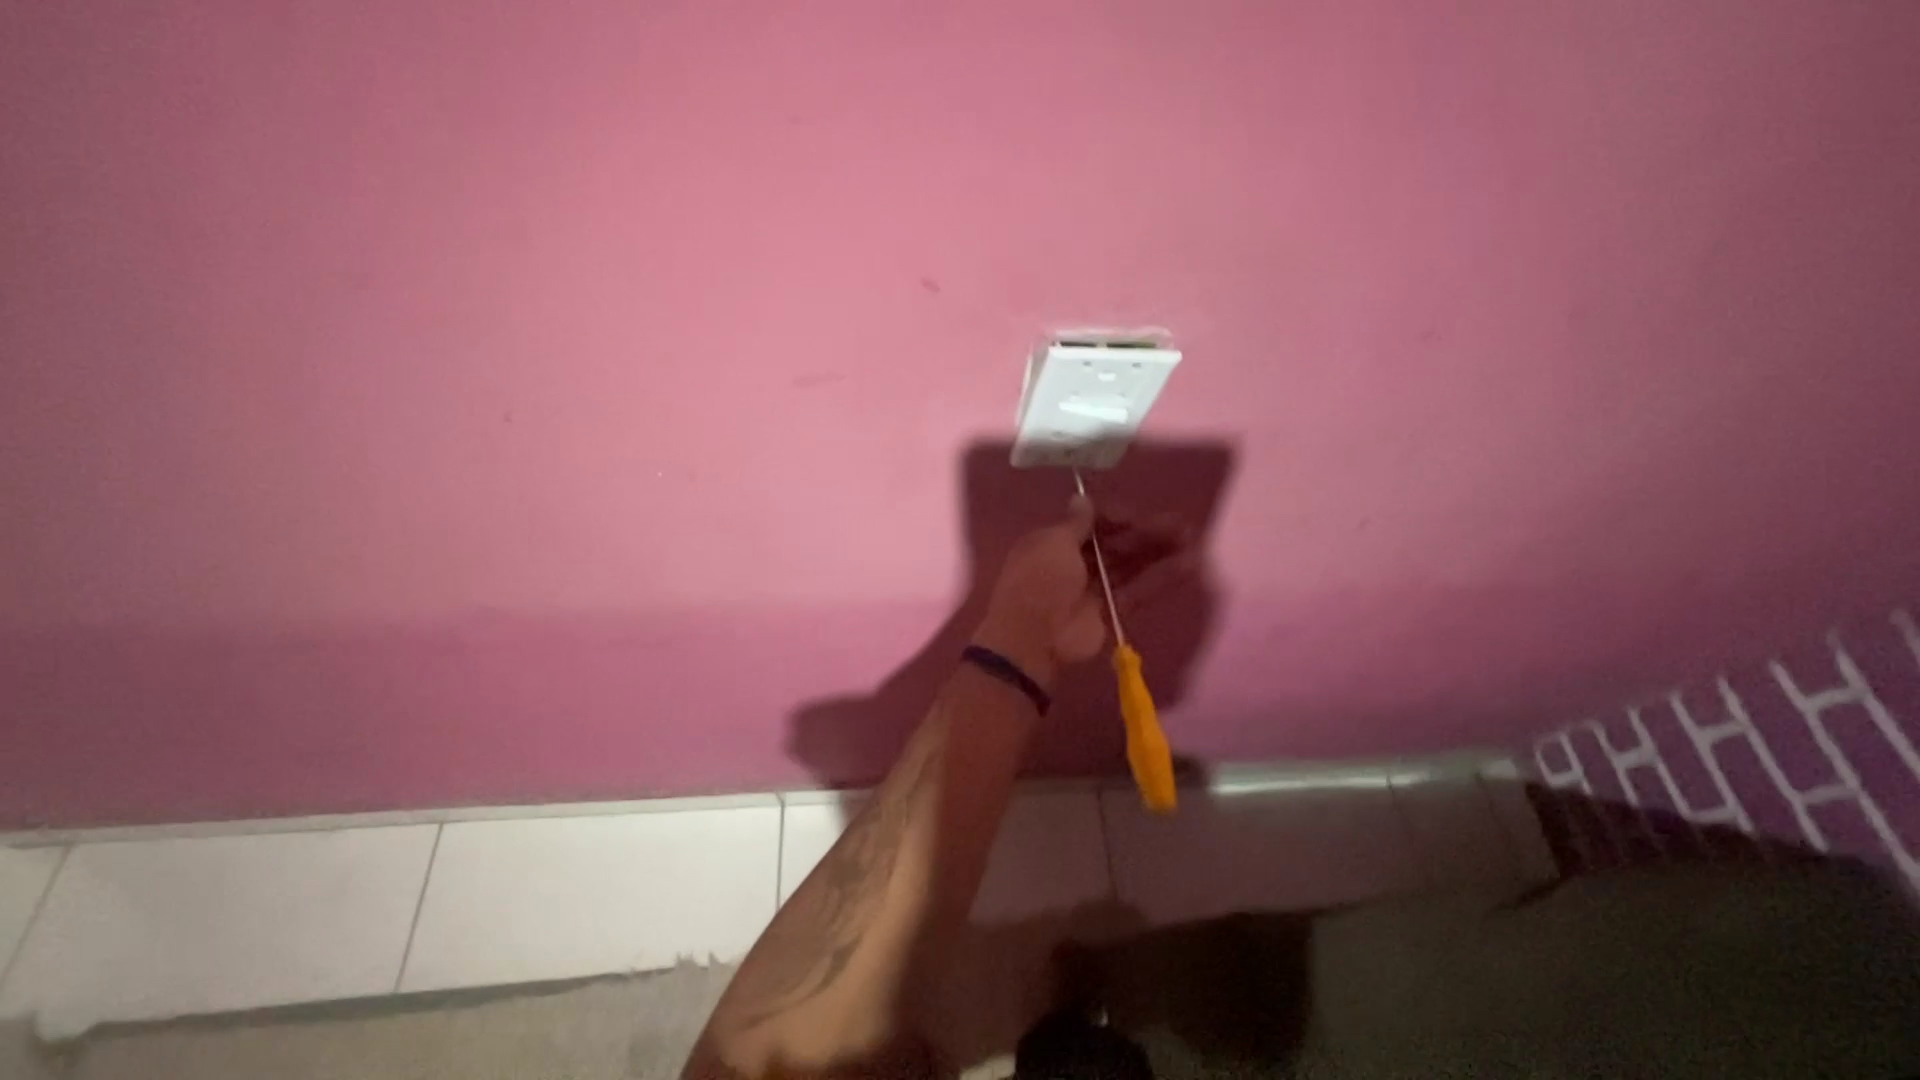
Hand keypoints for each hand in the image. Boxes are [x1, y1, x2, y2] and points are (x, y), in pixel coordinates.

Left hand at [972, 495, 1192, 688]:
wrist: (1034, 640)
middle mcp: (1074, 563)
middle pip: (1115, 543)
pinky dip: (1161, 578)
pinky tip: (1188, 565)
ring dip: (1158, 551)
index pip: (1091, 523)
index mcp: (1054, 542)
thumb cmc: (1040, 582)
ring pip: (1129, 565)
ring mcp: (1093, 588)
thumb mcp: (1053, 544)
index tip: (1137, 515)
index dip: (1115, 517)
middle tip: (1181, 524)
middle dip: (1146, 532)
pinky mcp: (1110, 611)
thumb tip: (1082, 498)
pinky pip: (1137, 590)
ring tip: (1192, 539)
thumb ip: (1075, 523)